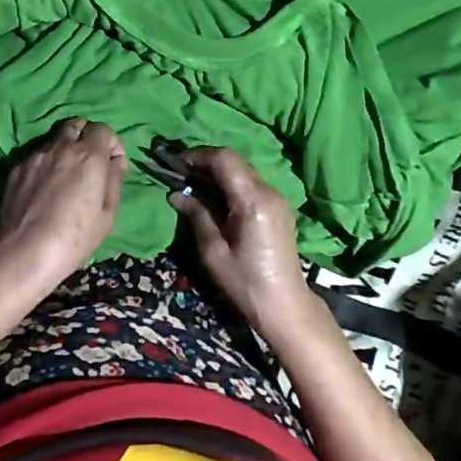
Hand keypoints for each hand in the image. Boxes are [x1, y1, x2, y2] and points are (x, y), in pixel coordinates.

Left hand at [0, 118, 126, 332]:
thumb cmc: (74, 238)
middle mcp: (61, 148)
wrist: (24, 252)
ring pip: (54, 141)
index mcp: (89, 156)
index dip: (110, 143)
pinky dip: (45, 164)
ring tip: (64, 175)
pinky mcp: (16, 169)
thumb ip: (114, 180)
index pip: (103, 129)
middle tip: (88, 160)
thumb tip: (115, 161)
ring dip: (64, 149)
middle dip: (85, 137)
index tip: (112, 163)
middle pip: (75, 126)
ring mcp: (35, 156)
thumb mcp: (107, 214)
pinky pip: (36, 157)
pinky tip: (44, 188)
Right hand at [169, 147, 316, 332]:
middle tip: (181, 175)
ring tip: (193, 186)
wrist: (284, 305)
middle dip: (206, 163)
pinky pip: (252, 184)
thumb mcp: (213, 252)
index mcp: (253, 202)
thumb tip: (176, 193)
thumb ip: (197, 215)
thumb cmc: (245, 283)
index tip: (177, 164)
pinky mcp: (279, 208)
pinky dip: (231, 184)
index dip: (198, 156)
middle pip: (235, 161)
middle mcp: (269, 193)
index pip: (225, 159)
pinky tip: (214, 199)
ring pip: (244, 171)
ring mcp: (278, 199)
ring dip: (218, 173)